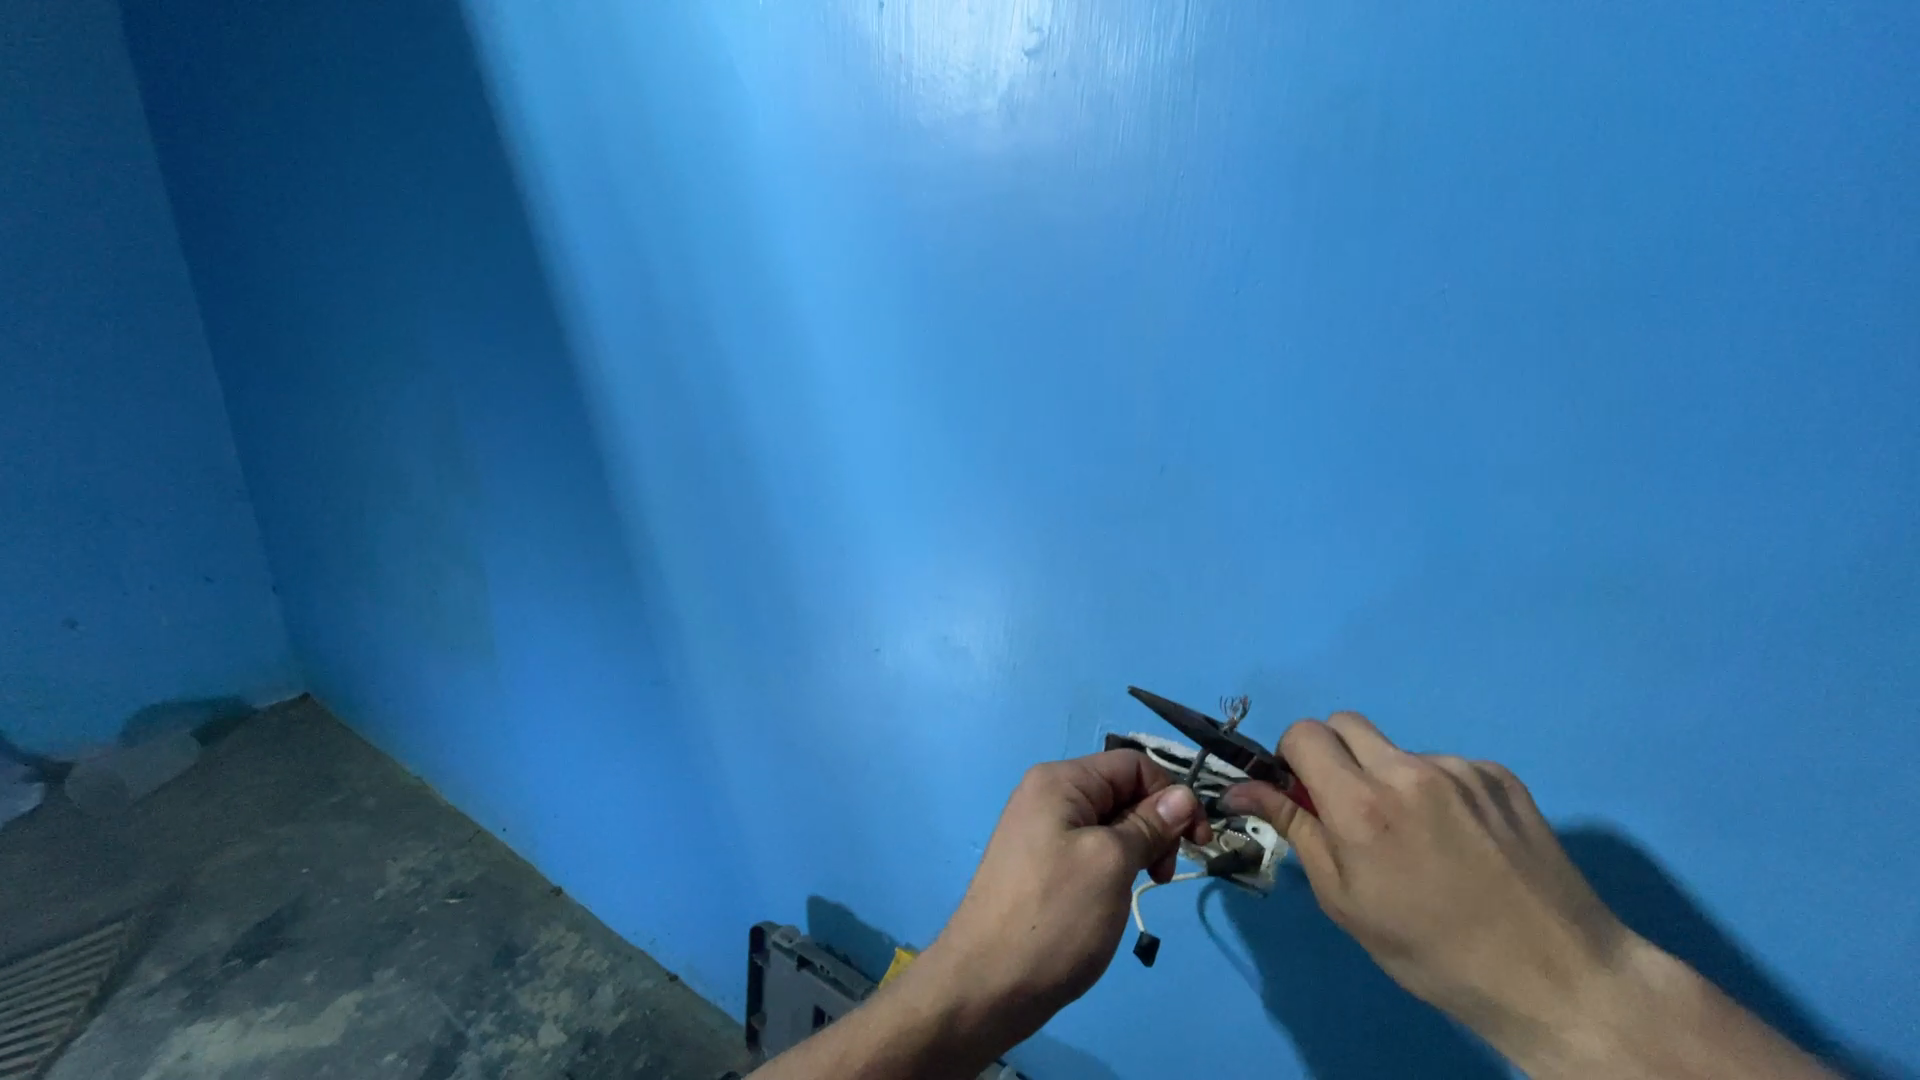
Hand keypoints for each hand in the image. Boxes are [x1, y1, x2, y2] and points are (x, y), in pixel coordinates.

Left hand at [914, 750, 1211, 1048]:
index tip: (1196, 842)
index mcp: (1060, 781)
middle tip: (1163, 874)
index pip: (1132, 764)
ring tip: (1144, 886)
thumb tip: (1182, 795)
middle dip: (1156, 825)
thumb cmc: (1055, 915)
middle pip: (1122, 791)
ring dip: (1139, 848)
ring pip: (1111, 823)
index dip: (1170, 794)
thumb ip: (1149, 824)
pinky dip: (1116, 865)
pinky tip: (1119, 896)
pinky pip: (1092, 848)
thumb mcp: (1111, 862)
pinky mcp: (1043, 865)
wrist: (987, 982)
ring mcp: (1043, 831)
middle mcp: (1048, 795)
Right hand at [1222, 714, 1631, 1055]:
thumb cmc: (1432, 951)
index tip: (1304, 792)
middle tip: (1351, 808)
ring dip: (1387, 776)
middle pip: (1345, 723)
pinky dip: (1435, 790)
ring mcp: (1460, 769)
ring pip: (1396, 748)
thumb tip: (1241, 788)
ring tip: (1419, 837)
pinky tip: (1460, 839)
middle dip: (1333, 754)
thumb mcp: (1345, 901)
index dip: (1293, 757)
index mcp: (1361, 805)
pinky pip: (1444, 765)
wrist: (1558, 979)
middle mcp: (1407, 771)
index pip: (1304, 733)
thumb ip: (1294, 829)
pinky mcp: (1500, 776)